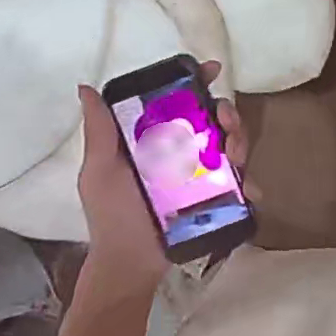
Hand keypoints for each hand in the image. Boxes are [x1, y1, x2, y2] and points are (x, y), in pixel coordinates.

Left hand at [75, 62, 250, 281]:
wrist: (130, 264)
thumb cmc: (111, 214)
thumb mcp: (100, 170)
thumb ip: (99, 131)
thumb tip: (85, 87)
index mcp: (152, 141)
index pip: (177, 103)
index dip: (196, 84)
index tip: (211, 72)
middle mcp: (178, 154)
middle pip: (212, 121)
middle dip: (226, 115)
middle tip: (226, 123)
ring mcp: (198, 178)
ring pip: (230, 147)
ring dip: (240, 142)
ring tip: (236, 155)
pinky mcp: (214, 202)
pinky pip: (239, 185)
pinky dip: (250, 183)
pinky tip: (249, 188)